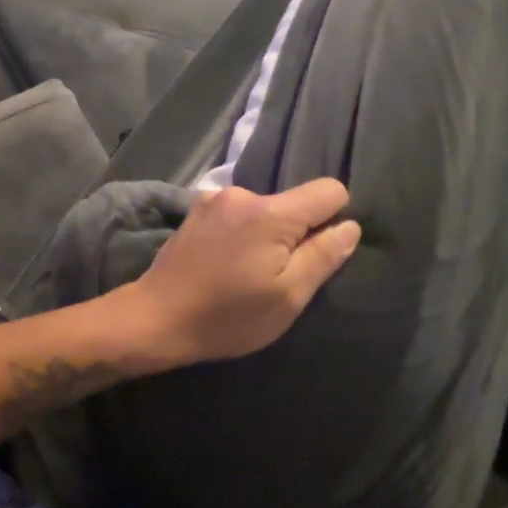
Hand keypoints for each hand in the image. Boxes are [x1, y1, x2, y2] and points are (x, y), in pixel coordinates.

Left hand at [121, 181, 358, 368]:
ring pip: (264, 210)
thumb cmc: (228, 315)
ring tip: (250, 273)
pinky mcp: (194, 211)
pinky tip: (228, 264)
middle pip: (292, 202)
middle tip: (281, 274)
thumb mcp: (288, 296)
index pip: (328, 190)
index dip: (335, 218)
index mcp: (269, 212)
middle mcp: (240, 194)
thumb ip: (322, 256)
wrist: (157, 317)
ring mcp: (212, 199)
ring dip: (267, 235)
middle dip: (297, 232)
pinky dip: (243, 234)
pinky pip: (238, 215)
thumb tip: (350, 225)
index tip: (322, 252)